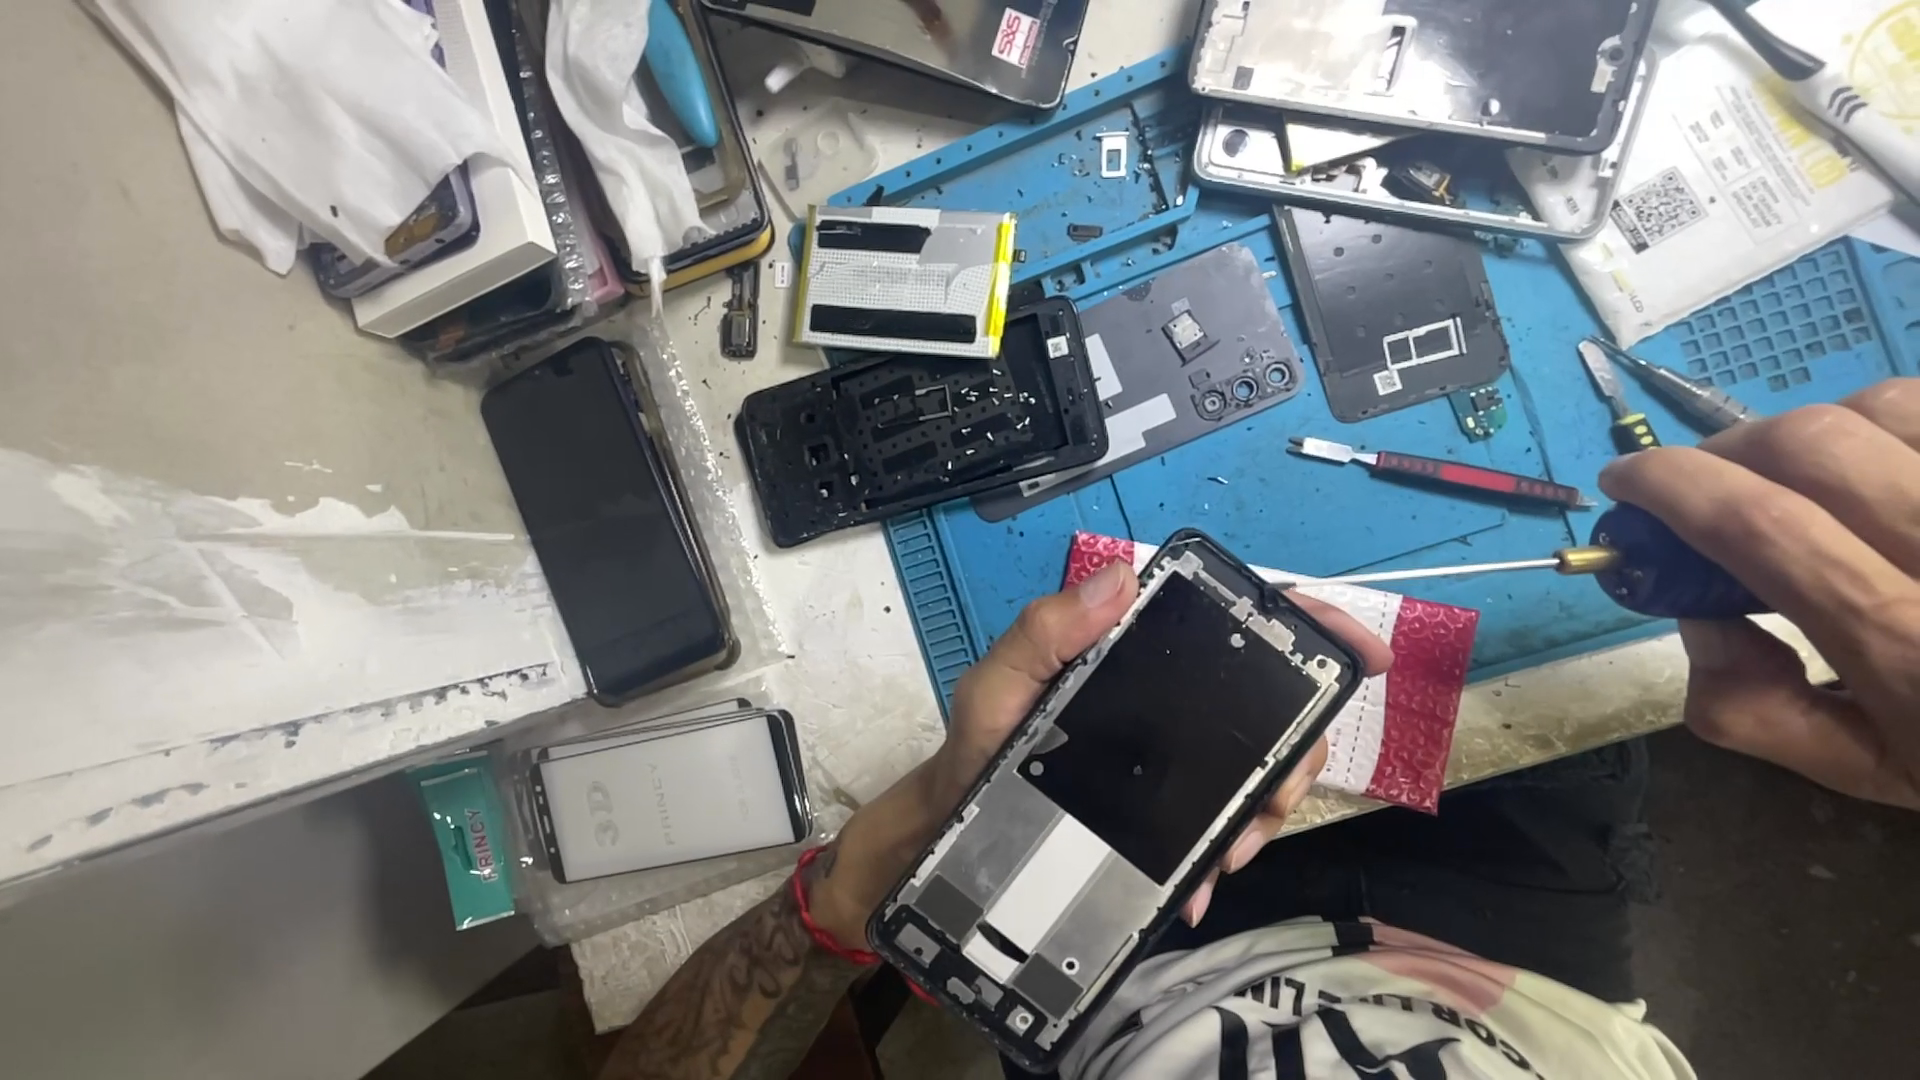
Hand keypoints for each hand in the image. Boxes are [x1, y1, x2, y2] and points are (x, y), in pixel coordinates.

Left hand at [932, 560, 1391, 925]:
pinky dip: (1229, 850)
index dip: (1305, 627)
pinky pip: (1224, 824)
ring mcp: (1172, 758)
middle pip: (1269, 707)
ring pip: (1260, 770)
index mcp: (1136, 656)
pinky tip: (1204, 880)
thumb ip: (1043, 633)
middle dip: (1295, 746)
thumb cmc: (980, 744)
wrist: (959, 826)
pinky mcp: (1167, 810)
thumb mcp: (999, 685)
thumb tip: (1121, 578)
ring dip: (1268, 808)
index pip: (1229, 625)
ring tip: (1231, 848)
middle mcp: (1166, 702)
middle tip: (1270, 794)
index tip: (1361, 653)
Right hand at [1599, 378, 1919, 809]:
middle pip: (1813, 444)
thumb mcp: (1865, 772)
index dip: (1667, 483)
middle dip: (1727, 448)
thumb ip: (1744, 706)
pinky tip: (1887, 462)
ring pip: (1891, 405)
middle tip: (1709, 478)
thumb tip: (1698, 617)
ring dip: (1814, 429)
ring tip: (1806, 470)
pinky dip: (1896, 418)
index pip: (1754, 522)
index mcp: (1904, 644)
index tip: (1625, 479)